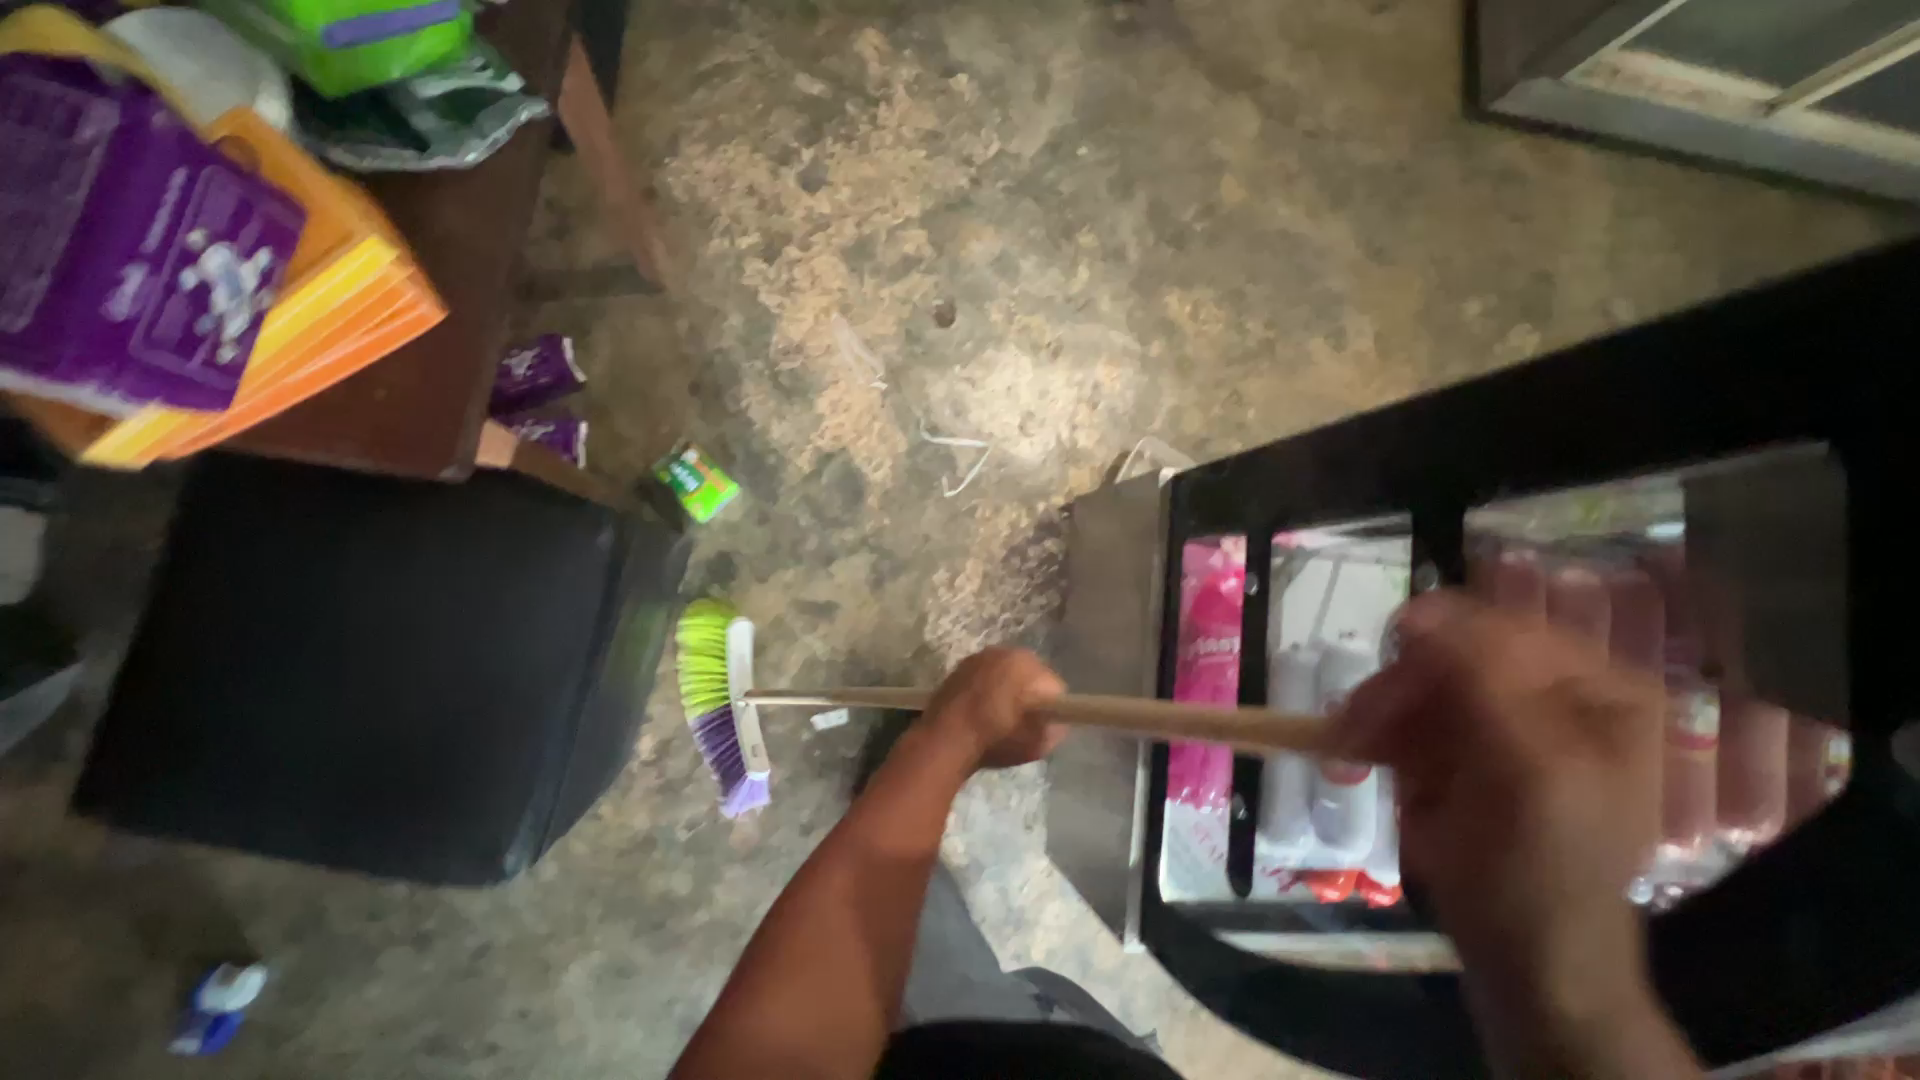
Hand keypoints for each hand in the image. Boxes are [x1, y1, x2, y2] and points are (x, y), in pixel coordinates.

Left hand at [922, 648, 1066, 769]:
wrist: (946, 738)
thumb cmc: (996, 738)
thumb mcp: (1037, 743)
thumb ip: (1055, 729)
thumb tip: (1055, 722)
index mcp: (1027, 663)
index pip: (1054, 686)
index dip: (1053, 708)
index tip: (1043, 725)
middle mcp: (1005, 651)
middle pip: (1030, 675)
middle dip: (1030, 695)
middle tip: (1022, 722)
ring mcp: (980, 656)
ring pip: (1006, 674)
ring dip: (1007, 690)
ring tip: (999, 717)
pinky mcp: (960, 667)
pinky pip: (985, 676)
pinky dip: (987, 689)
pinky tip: (981, 710)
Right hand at [1331, 591, 1692, 1076]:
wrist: (1523, 951)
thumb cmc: (1545, 869)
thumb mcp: (1533, 770)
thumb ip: (1488, 682)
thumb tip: (1419, 610)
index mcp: (1594, 687)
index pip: (1502, 628)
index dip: (1440, 643)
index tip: (1388, 668)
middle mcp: (1545, 690)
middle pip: (1449, 650)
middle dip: (1401, 688)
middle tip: (1359, 726)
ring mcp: (1493, 715)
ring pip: (1412, 678)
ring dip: (1376, 710)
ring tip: (1352, 747)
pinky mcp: (1449, 741)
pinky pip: (1397, 710)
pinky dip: (1372, 730)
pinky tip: (1361, 755)